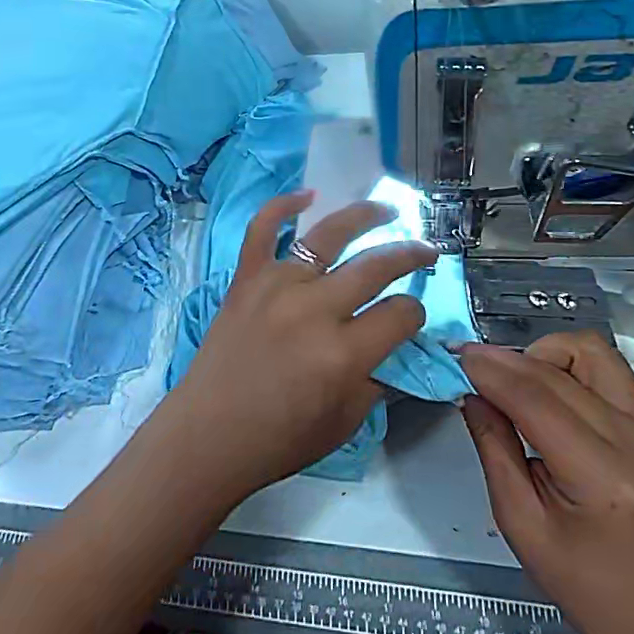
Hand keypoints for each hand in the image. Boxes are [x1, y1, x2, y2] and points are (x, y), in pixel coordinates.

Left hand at [157, 190, 437, 497]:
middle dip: (411, 255)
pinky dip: (282, 205)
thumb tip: (396, 343)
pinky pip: (262, 228)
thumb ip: (378, 378)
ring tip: (388, 211)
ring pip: (329, 234)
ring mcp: (277, 285)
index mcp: (343, 353)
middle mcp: (314, 309)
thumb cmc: (279, 438)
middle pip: (376, 266)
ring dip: (365, 216)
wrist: (207, 436)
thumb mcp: (345, 422)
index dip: (415, 313)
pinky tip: (307, 195)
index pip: (400, 313)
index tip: (411, 316)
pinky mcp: (247, 278)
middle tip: (426, 251)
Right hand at [460, 333, 633, 633]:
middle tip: (475, 366)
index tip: (463, 358)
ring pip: (590, 352)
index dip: (495, 373)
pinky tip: (545, 387)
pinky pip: (605, 367)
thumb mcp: (519, 521)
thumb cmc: (581, 576)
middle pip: (561, 371)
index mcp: (605, 480)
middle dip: (509, 362)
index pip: (539, 401)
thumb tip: (473, 394)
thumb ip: (494, 448)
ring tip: (517, 381)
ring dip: (545, 355)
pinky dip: (568, 365)